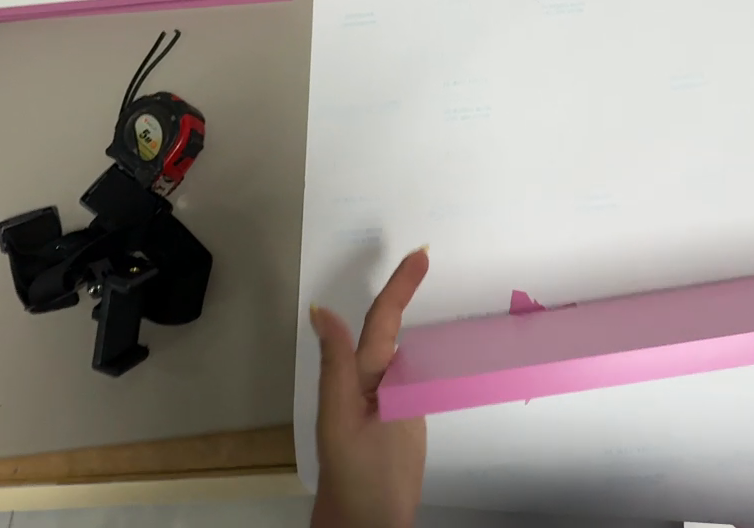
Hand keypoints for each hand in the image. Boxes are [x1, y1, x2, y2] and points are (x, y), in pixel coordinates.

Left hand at [310, 248, 430, 527]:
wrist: (369, 523)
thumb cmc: (355, 476)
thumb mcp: (344, 420)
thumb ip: (338, 366)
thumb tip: (320, 310)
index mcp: (356, 374)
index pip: (379, 320)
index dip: (398, 286)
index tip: (420, 255)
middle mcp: (370, 375)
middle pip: (388, 322)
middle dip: (403, 286)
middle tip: (424, 253)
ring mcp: (390, 391)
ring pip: (398, 338)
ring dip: (407, 306)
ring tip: (424, 273)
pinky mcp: (407, 408)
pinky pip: (413, 364)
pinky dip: (422, 339)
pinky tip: (434, 331)